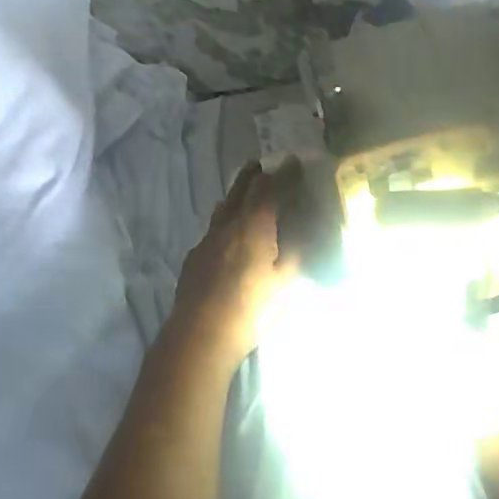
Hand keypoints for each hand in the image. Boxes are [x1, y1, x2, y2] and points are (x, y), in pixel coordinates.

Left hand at [168, 160, 300, 368]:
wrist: (201, 334)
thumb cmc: (250, 310)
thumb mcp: (283, 284)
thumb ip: (295, 255)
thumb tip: (305, 233)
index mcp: (253, 227)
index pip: (269, 189)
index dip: (283, 174)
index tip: (294, 164)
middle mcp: (227, 226)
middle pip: (240, 190)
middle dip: (254, 176)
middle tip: (263, 166)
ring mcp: (206, 241)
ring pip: (222, 209)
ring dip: (236, 197)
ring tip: (245, 195)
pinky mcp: (194, 258)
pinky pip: (212, 230)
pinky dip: (224, 223)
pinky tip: (228, 237)